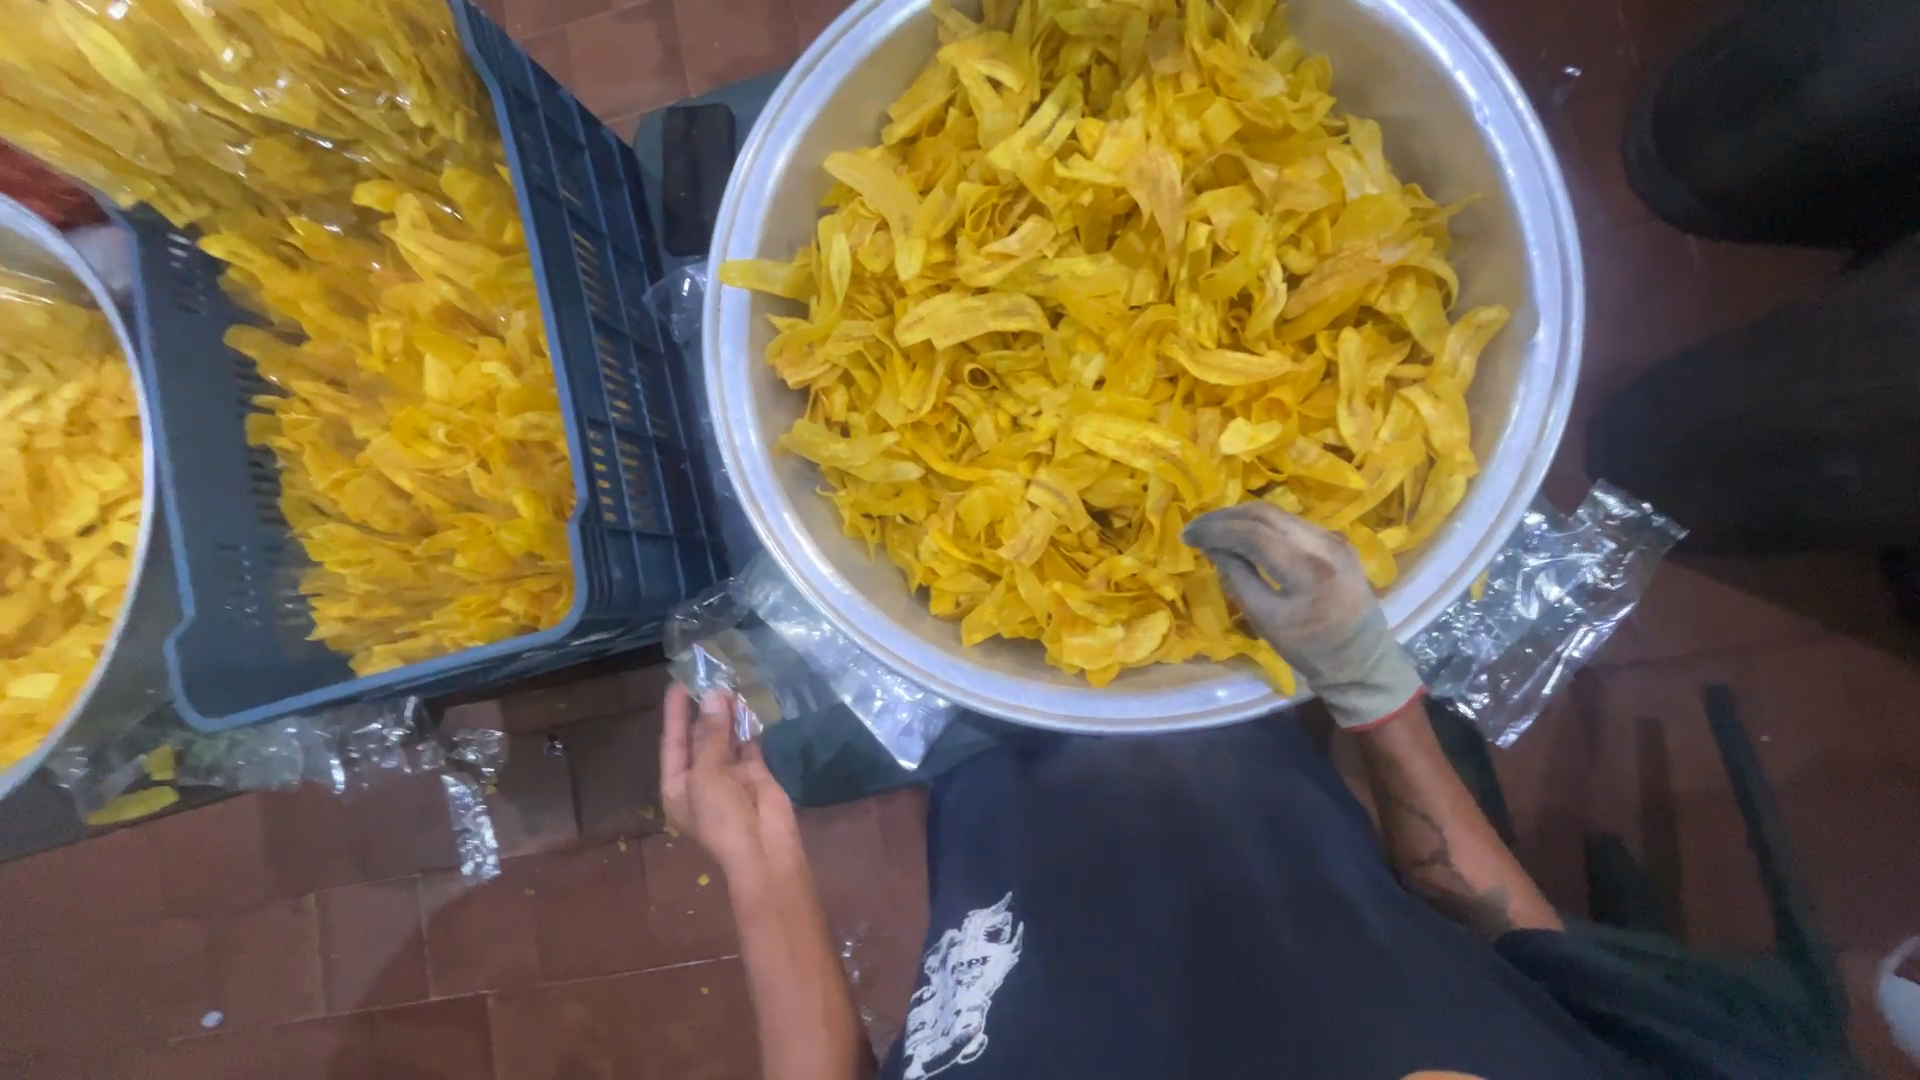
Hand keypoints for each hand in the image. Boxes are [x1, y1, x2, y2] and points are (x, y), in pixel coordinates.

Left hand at [659, 684, 801, 874]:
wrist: (763, 848)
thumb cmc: (721, 816)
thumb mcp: (707, 775)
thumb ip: (711, 734)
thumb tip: (716, 695)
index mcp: (677, 785)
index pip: (673, 742)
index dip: (676, 713)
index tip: (680, 683)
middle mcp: (701, 778)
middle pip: (700, 738)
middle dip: (705, 710)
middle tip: (711, 677)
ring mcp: (729, 775)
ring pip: (726, 738)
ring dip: (728, 715)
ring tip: (731, 684)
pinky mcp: (755, 772)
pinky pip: (749, 744)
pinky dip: (749, 726)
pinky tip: (750, 704)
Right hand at [1183, 502, 1422, 729]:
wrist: (1362, 659)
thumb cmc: (1310, 648)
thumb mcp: (1265, 619)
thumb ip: (1237, 578)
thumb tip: (1213, 547)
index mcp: (1308, 568)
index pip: (1252, 533)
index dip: (1214, 530)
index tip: (1186, 536)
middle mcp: (1324, 543)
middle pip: (1265, 514)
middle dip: (1224, 517)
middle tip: (1195, 527)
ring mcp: (1334, 538)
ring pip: (1278, 514)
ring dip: (1241, 518)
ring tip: (1213, 529)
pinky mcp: (1336, 540)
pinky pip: (1291, 523)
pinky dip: (1261, 525)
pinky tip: (1242, 535)